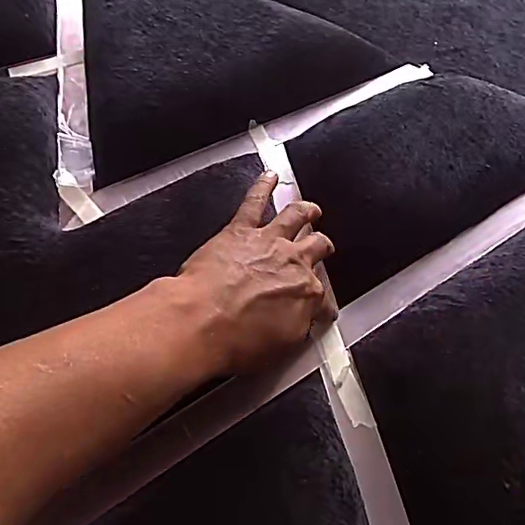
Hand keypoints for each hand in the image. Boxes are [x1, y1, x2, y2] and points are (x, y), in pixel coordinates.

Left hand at [173, 172, 336, 375]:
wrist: (201, 322)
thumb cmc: (234, 339)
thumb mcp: (280, 347)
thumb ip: (298, 328)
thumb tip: (303, 322)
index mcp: (307, 294)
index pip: (323, 296)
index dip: (323, 303)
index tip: (320, 308)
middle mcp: (293, 262)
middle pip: (317, 247)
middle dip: (322, 246)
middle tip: (323, 247)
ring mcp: (268, 243)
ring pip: (295, 217)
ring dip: (306, 211)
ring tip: (310, 208)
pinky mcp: (241, 230)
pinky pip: (256, 202)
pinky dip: (264, 186)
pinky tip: (270, 176)